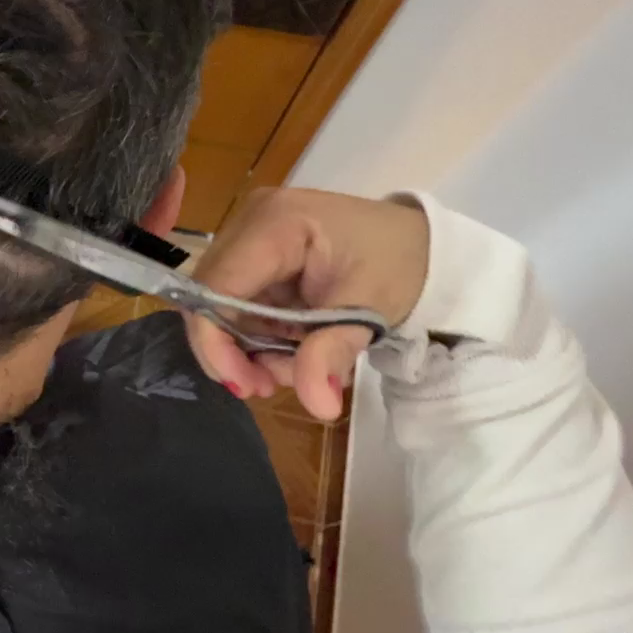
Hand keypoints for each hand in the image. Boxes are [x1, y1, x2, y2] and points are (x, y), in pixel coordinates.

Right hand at [186, 188, 429, 419]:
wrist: (424, 246)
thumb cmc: (400, 264)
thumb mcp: (369, 310)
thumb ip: (332, 354)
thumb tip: (319, 408)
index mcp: (275, 224)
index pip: (216, 287)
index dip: (215, 341)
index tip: (243, 385)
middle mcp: (247, 224)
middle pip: (208, 299)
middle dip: (232, 351)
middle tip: (267, 386)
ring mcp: (245, 239)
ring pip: (216, 308)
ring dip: (245, 350)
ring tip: (290, 371)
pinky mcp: (250, 258)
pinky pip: (233, 306)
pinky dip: (254, 337)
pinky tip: (286, 350)